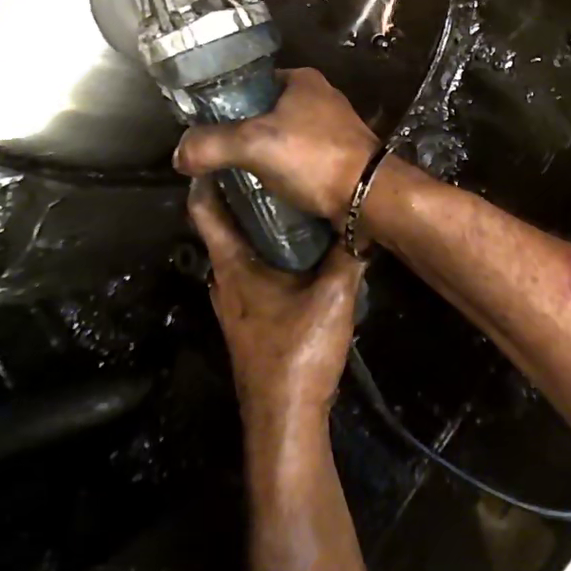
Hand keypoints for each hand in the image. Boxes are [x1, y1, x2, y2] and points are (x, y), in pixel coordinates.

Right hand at [174, 68, 378, 224]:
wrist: (368, 196)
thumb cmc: (313, 158)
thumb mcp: (253, 144)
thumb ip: (210, 144)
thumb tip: (180, 154)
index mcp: (302, 80)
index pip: (249, 84)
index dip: (223, 106)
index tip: (204, 131)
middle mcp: (319, 98)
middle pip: (263, 114)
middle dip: (239, 136)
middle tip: (214, 159)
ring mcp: (332, 128)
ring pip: (280, 140)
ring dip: (260, 157)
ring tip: (234, 177)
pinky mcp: (338, 156)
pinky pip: (298, 161)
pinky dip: (280, 173)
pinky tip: (264, 190)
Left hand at [189, 179, 364, 423]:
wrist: (286, 416)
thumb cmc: (299, 349)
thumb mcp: (334, 295)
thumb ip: (349, 254)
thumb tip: (364, 219)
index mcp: (234, 266)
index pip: (206, 212)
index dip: (208, 181)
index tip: (225, 154)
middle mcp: (226, 281)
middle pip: (224, 230)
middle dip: (242, 199)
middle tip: (273, 170)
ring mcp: (235, 305)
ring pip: (240, 254)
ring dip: (256, 229)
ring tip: (290, 205)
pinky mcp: (250, 322)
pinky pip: (253, 274)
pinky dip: (268, 255)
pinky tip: (300, 254)